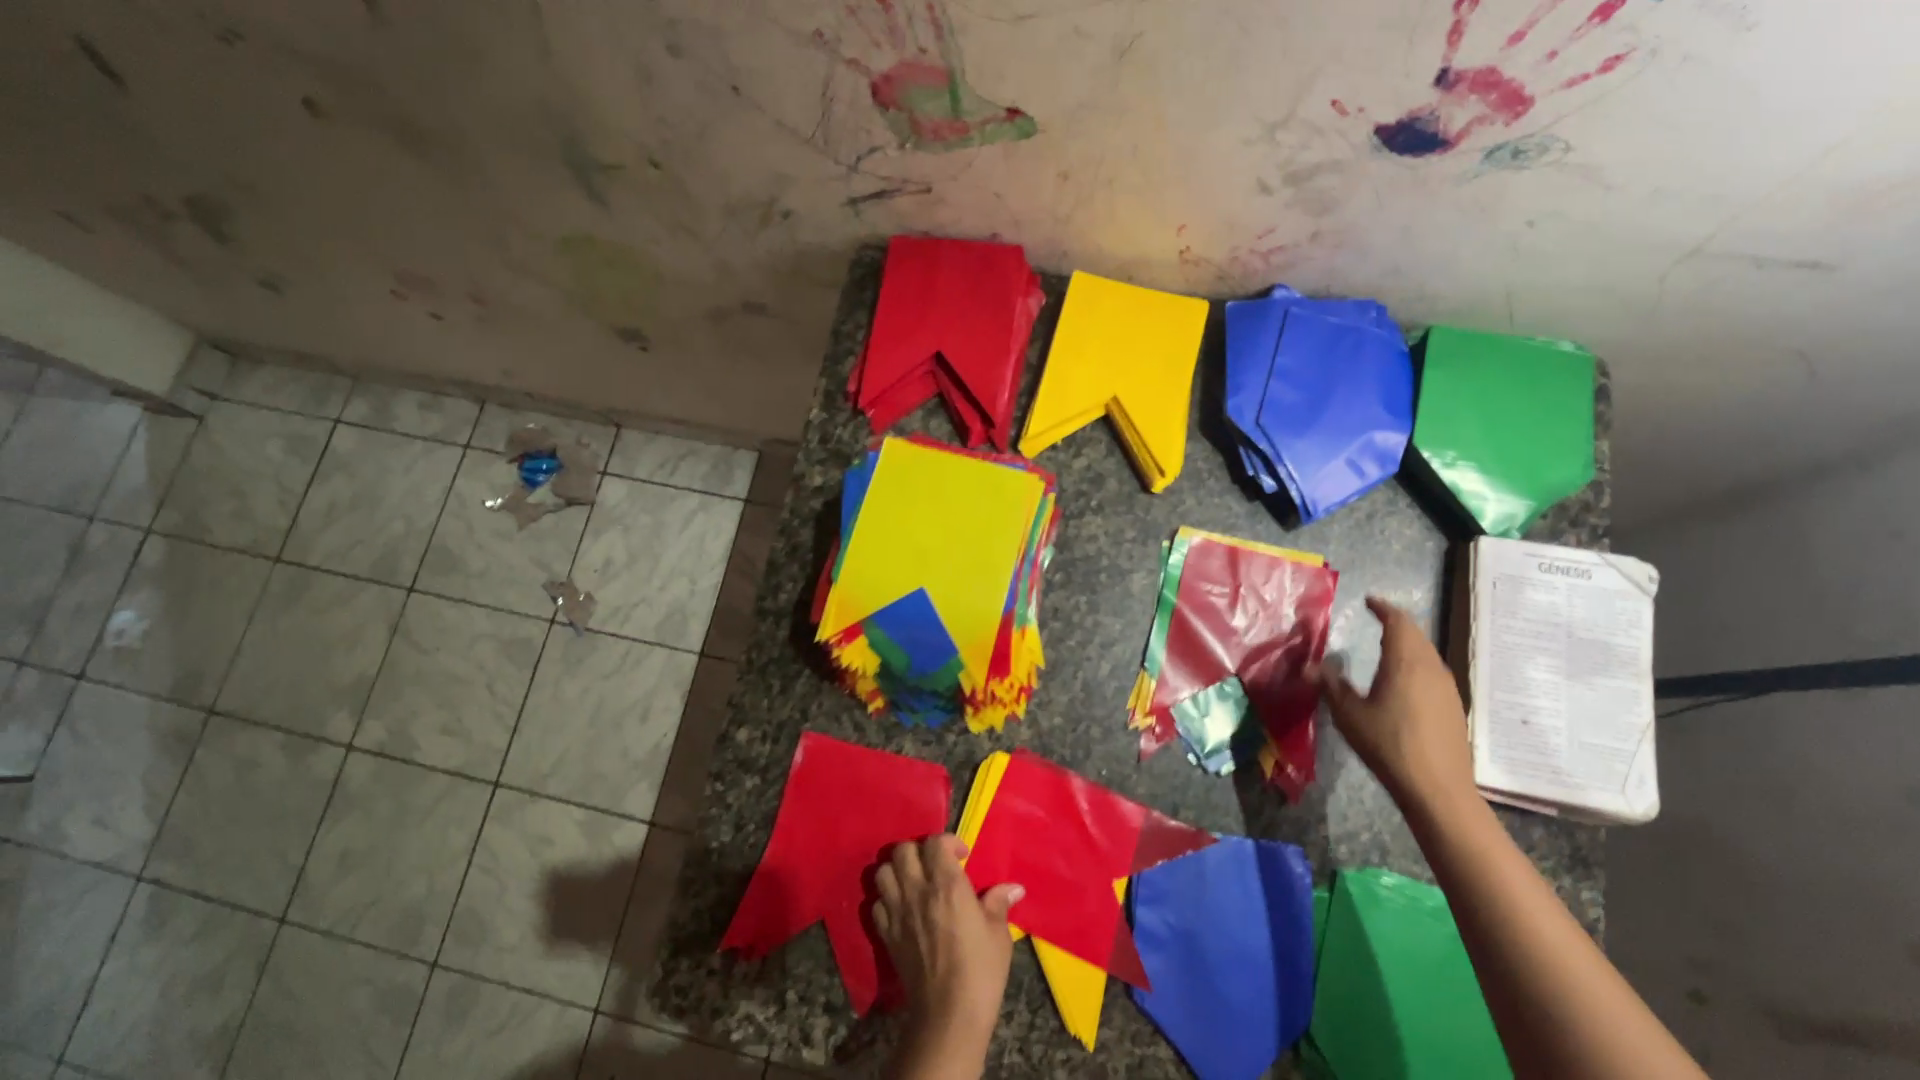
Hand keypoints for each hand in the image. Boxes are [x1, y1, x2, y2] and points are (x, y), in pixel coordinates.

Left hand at [874, 835, 1022, 1078]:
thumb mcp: (998, 934)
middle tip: (935, 865)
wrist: (948, 1012)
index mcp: (947, 884)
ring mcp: (896, 911)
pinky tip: (902, 908)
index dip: (948, 842)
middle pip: (903, 850)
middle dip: (919, 851)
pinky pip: (877, 902)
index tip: (962, 857)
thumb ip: (999, 903)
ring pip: (883, 871)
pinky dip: (886, 898)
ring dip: (898, 870)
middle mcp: (917, 891)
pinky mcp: (885, 933)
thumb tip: (1013, 888)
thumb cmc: (981, 970)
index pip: (935, 843)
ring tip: (915, 882)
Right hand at [1307, 596, 1474, 808]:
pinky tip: (1405, 683)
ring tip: (1388, 650)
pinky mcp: (1454, 706)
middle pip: (1416, 634)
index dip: (1383, 608)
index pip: (1398, 621)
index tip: (1369, 601)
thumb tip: (1310, 666)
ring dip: (1409, 645)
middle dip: (1396, 624)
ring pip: (1427, 653)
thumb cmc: (1388, 744)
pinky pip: (1433, 672)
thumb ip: (1331, 686)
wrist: (1437, 786)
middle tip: (1377, 621)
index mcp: (1405, 661)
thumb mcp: (1349, 715)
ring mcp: (1447, 687)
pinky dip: (1417, 665)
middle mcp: (1431, 666)